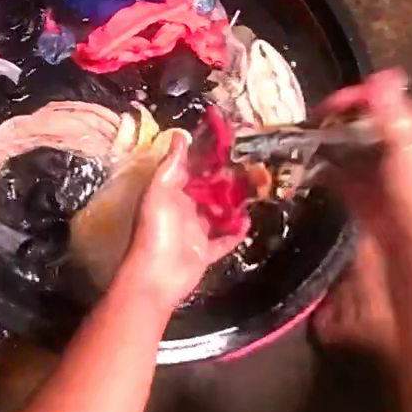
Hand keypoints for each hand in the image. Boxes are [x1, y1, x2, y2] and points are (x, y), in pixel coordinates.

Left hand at [115, 132, 248, 308]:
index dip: (208, 157)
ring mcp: (194, 232)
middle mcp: (183, 209)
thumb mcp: (160, 191)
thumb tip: (180, 134)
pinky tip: (249, 221)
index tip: (229, 143)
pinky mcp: (205, 252)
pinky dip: (235, 232)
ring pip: (218, 213)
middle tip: (250, 166)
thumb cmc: (155, 231)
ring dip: (234, 204)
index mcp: (171, 192)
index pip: (191, 170)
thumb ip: (171, 165)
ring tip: (255, 190)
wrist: (156, 278)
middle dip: (227, 180)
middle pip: (208, 191)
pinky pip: (224, 239)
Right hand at [316, 69, 411, 242]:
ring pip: (350, 150)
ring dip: (330, 144)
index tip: (331, 102)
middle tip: (313, 120)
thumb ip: (392, 113)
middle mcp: (395, 152)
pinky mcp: (363, 197)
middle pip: (363, 126)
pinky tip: (310, 169)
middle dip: (338, 120)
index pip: (383, 103)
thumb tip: (384, 74)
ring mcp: (377, 175)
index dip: (358, 97)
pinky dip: (326, 170)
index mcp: (410, 135)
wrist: (410, 247)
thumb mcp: (405, 148)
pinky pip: (342, 176)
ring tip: (306, 141)